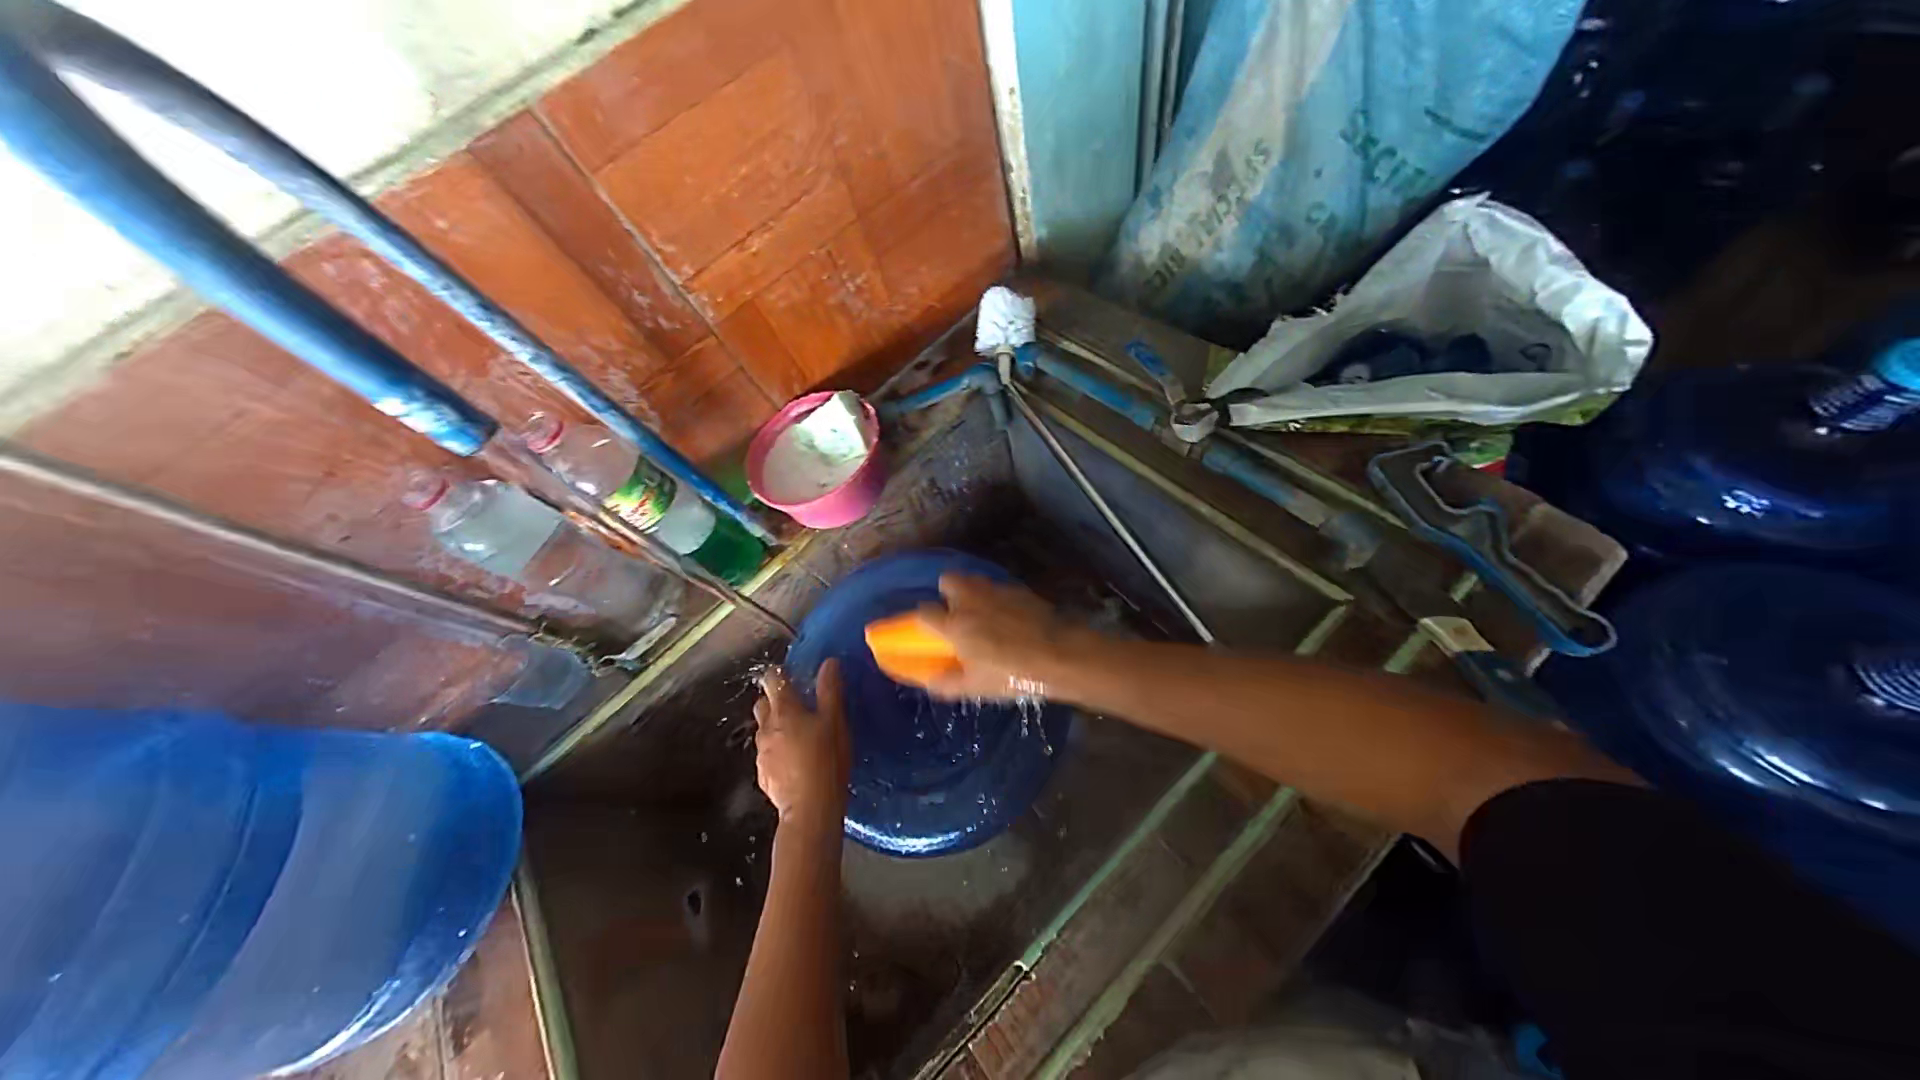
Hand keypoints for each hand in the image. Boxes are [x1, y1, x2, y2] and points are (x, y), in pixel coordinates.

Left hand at [753, 660, 849, 826]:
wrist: (809, 809)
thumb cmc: (826, 760)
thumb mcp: (835, 722)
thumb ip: (830, 690)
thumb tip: (828, 663)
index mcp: (784, 710)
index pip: (773, 680)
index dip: (780, 674)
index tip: (793, 675)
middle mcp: (766, 728)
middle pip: (763, 704)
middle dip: (775, 700)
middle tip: (798, 706)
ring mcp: (761, 753)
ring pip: (765, 730)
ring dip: (777, 728)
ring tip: (800, 736)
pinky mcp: (763, 775)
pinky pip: (768, 754)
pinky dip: (778, 752)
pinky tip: (796, 762)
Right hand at [916, 573, 1091, 700]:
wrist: (1060, 655)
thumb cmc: (1013, 675)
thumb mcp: (976, 688)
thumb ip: (947, 683)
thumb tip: (930, 680)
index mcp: (955, 625)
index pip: (924, 612)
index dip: (923, 621)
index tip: (930, 632)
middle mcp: (971, 601)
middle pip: (947, 581)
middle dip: (947, 594)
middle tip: (958, 616)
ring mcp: (996, 591)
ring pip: (974, 580)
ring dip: (972, 592)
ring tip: (983, 613)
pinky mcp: (1019, 589)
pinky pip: (999, 587)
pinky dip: (997, 598)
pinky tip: (1009, 615)